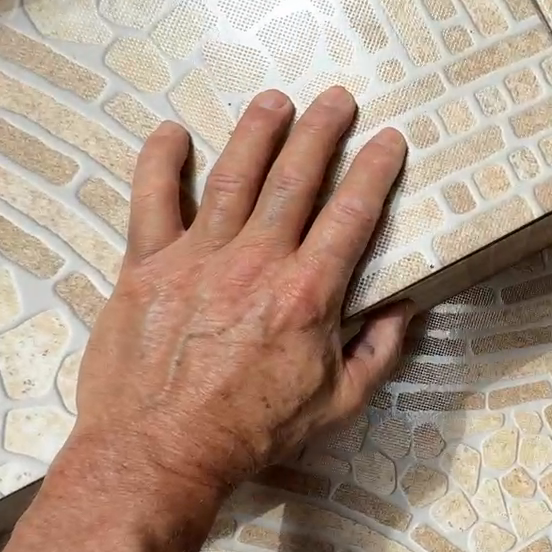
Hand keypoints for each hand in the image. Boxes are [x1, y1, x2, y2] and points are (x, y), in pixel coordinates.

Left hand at [64, 86, 414, 500]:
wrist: (157, 454)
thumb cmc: (254, 430)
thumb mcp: (339, 401)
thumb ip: (380, 350)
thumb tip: (406, 306)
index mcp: (307, 294)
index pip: (352, 215)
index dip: (375, 171)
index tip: (389, 139)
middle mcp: (256, 263)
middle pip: (296, 181)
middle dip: (322, 133)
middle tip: (338, 98)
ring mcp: (196, 260)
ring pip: (232, 178)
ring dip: (257, 134)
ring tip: (276, 99)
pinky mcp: (145, 268)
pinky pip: (150, 203)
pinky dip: (158, 163)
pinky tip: (171, 132)